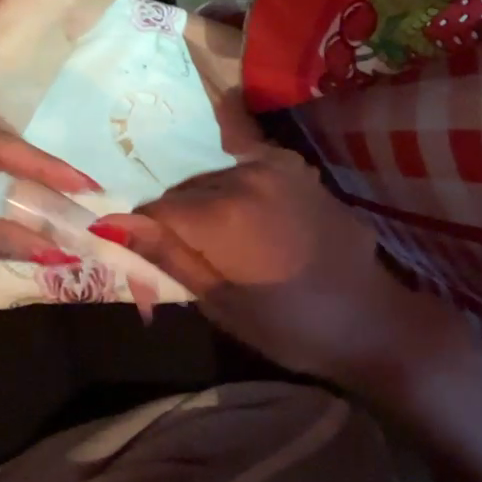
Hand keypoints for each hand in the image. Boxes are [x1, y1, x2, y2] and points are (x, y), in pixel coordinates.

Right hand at [90, 146, 467, 391]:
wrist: (373, 323)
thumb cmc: (291, 325)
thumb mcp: (219, 302)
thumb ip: (166, 254)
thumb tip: (109, 222)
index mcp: (221, 213)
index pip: (156, 210)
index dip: (146, 233)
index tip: (152, 258)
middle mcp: (244, 177)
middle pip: (183, 189)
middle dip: (176, 218)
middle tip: (190, 256)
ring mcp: (275, 166)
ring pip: (212, 176)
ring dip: (205, 199)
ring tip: (222, 237)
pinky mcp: (296, 169)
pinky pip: (247, 156)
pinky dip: (235, 160)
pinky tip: (238, 162)